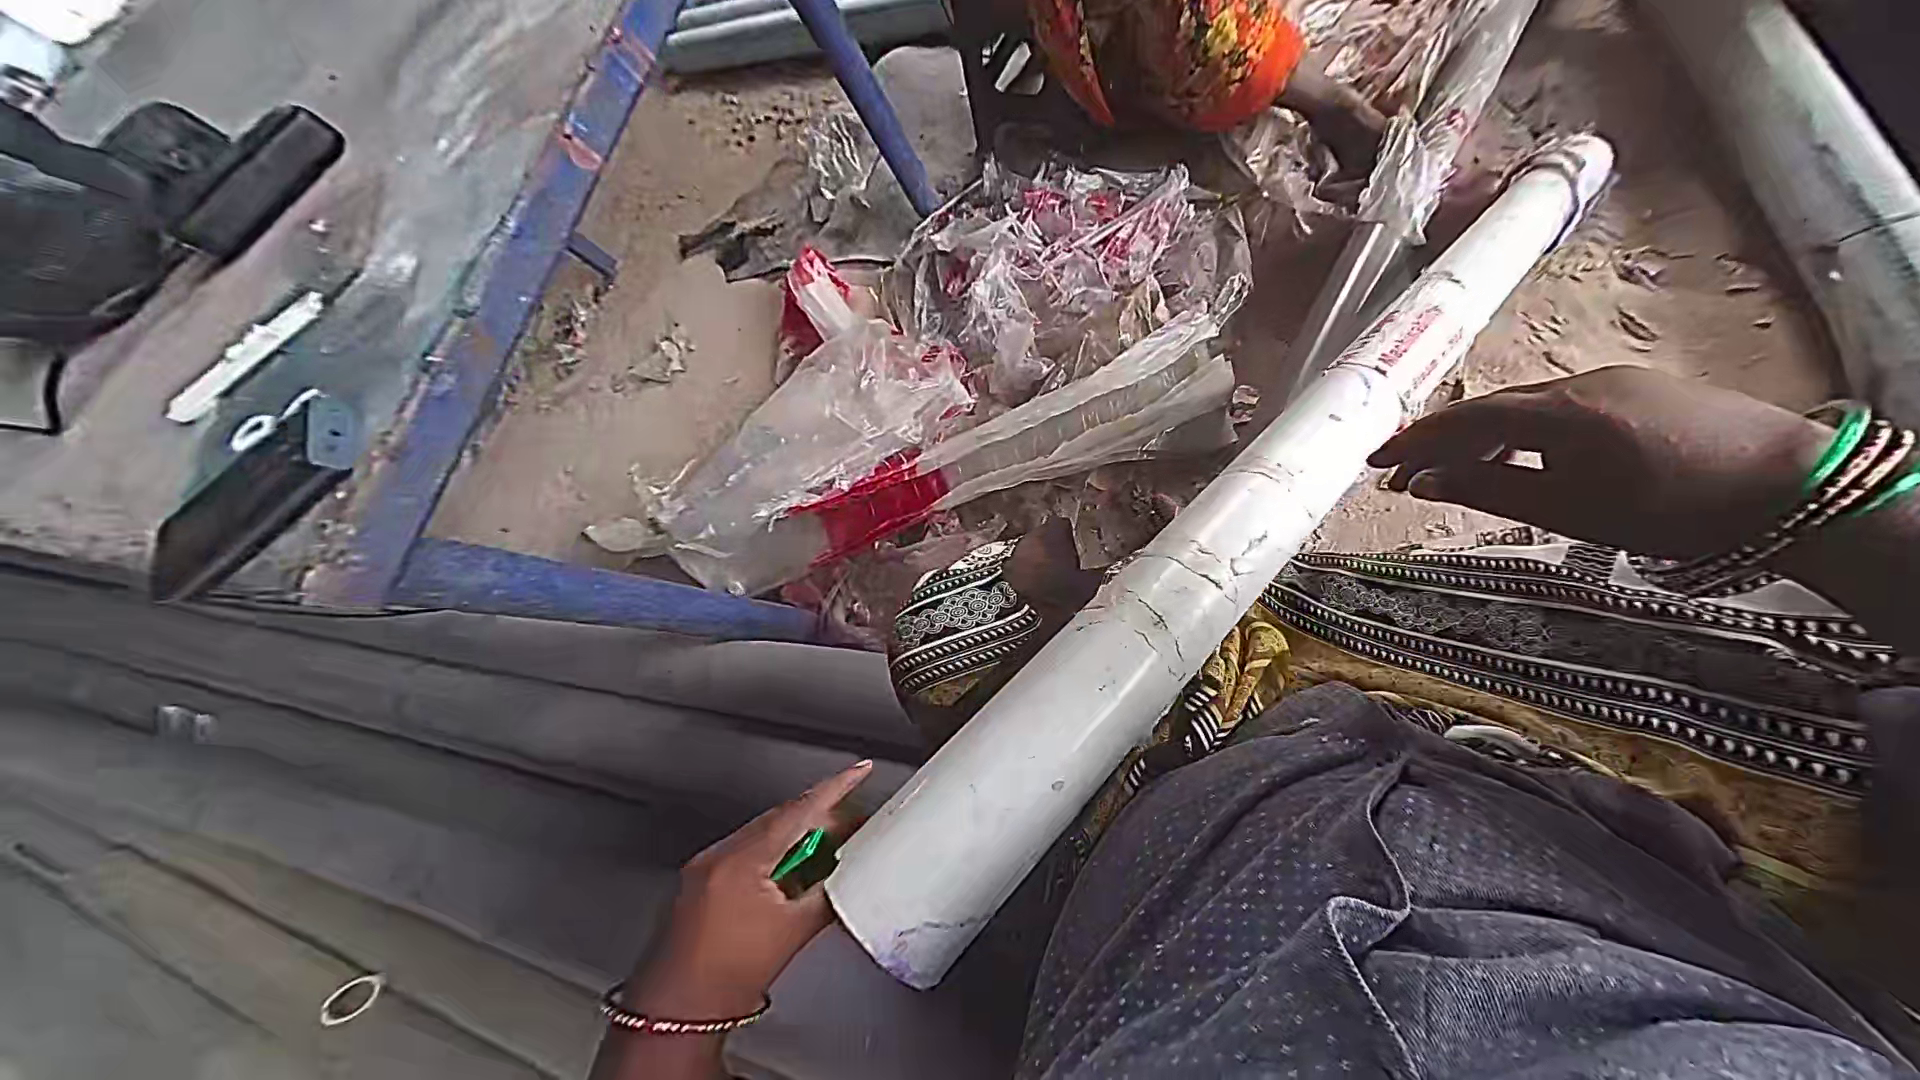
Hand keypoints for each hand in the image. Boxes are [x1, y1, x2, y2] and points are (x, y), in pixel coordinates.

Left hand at [627, 761, 872, 1018]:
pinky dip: (770, 855)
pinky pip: (744, 851)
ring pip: (763, 834)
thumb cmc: (723, 981)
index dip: (836, 788)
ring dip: (795, 840)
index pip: (800, 811)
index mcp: (742, 860)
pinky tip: (786, 877)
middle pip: (782, 819)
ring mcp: (704, 866)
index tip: (858, 772)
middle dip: (819, 820)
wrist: (675, 1018)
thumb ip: (829, 893)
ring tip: (821, 859)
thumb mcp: (794, 930)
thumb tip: (850, 874)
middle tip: (849, 829)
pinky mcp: (697, 880)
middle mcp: (718, 855)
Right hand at [1367, 366, 1831, 558]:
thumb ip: (1486, 489)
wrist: (1802, 491)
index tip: (1378, 459)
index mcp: (1559, 411)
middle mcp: (1582, 383)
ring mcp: (1616, 382)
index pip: (1463, 418)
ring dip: (1482, 440)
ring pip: (1524, 409)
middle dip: (1442, 444)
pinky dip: (1522, 433)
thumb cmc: (1674, 508)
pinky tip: (1515, 459)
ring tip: (1454, 474)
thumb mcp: (1566, 509)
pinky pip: (1559, 408)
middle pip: (1489, 410)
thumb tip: (1425, 482)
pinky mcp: (1641, 391)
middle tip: (1407, 479)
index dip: (1414, 439)